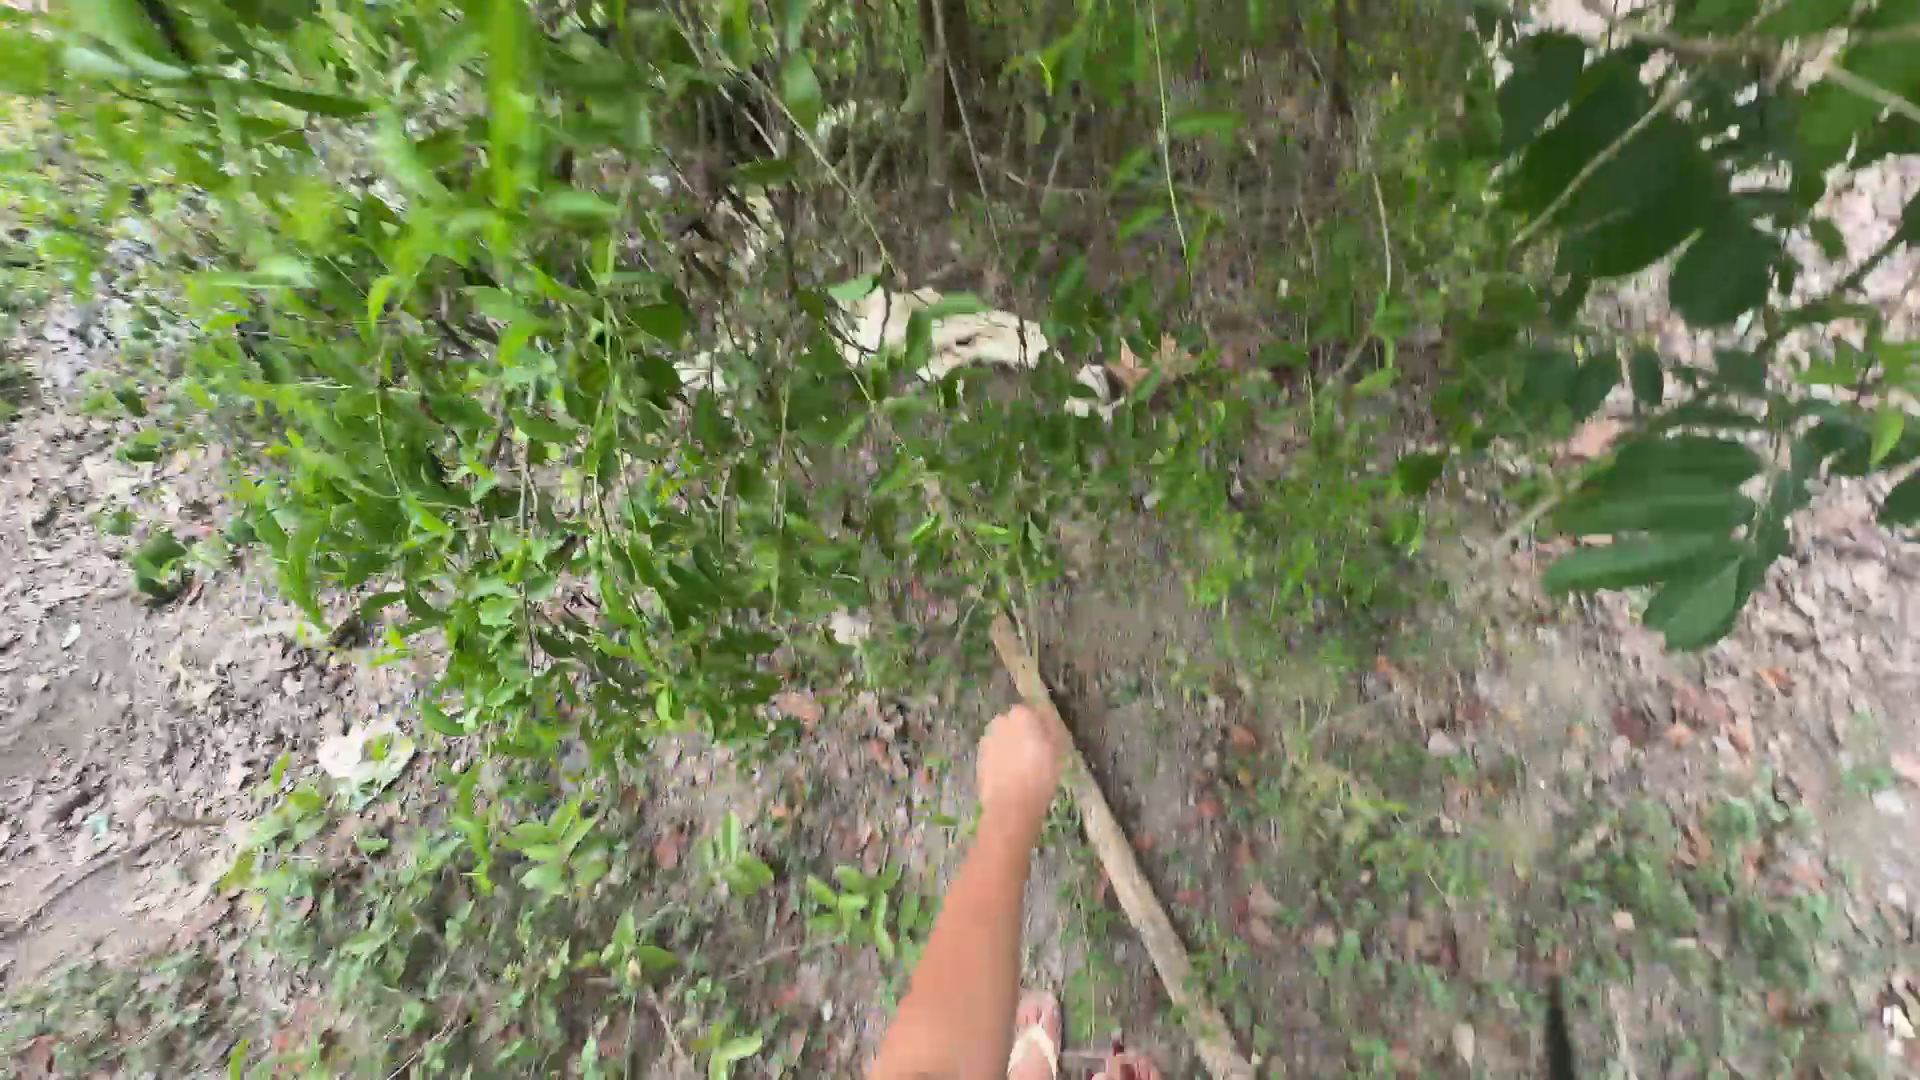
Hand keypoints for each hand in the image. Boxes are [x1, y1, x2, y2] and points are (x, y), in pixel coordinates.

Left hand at [976, 705, 1067, 827]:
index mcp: (1021, 715)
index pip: (1031, 712)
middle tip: (1034, 754)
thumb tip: (1046, 719)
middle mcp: (1000, 721)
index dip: (1039, 726)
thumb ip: (1050, 729)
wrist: (1011, 804)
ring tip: (1021, 768)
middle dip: (1022, 734)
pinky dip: (1000, 760)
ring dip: (1009, 746)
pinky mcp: (978, 758)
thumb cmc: (1040, 775)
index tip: (1046, 740)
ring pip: (1002, 739)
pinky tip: (1009, 776)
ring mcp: (987, 739)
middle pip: (1014, 724)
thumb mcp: (1055, 750)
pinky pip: (994, 754)